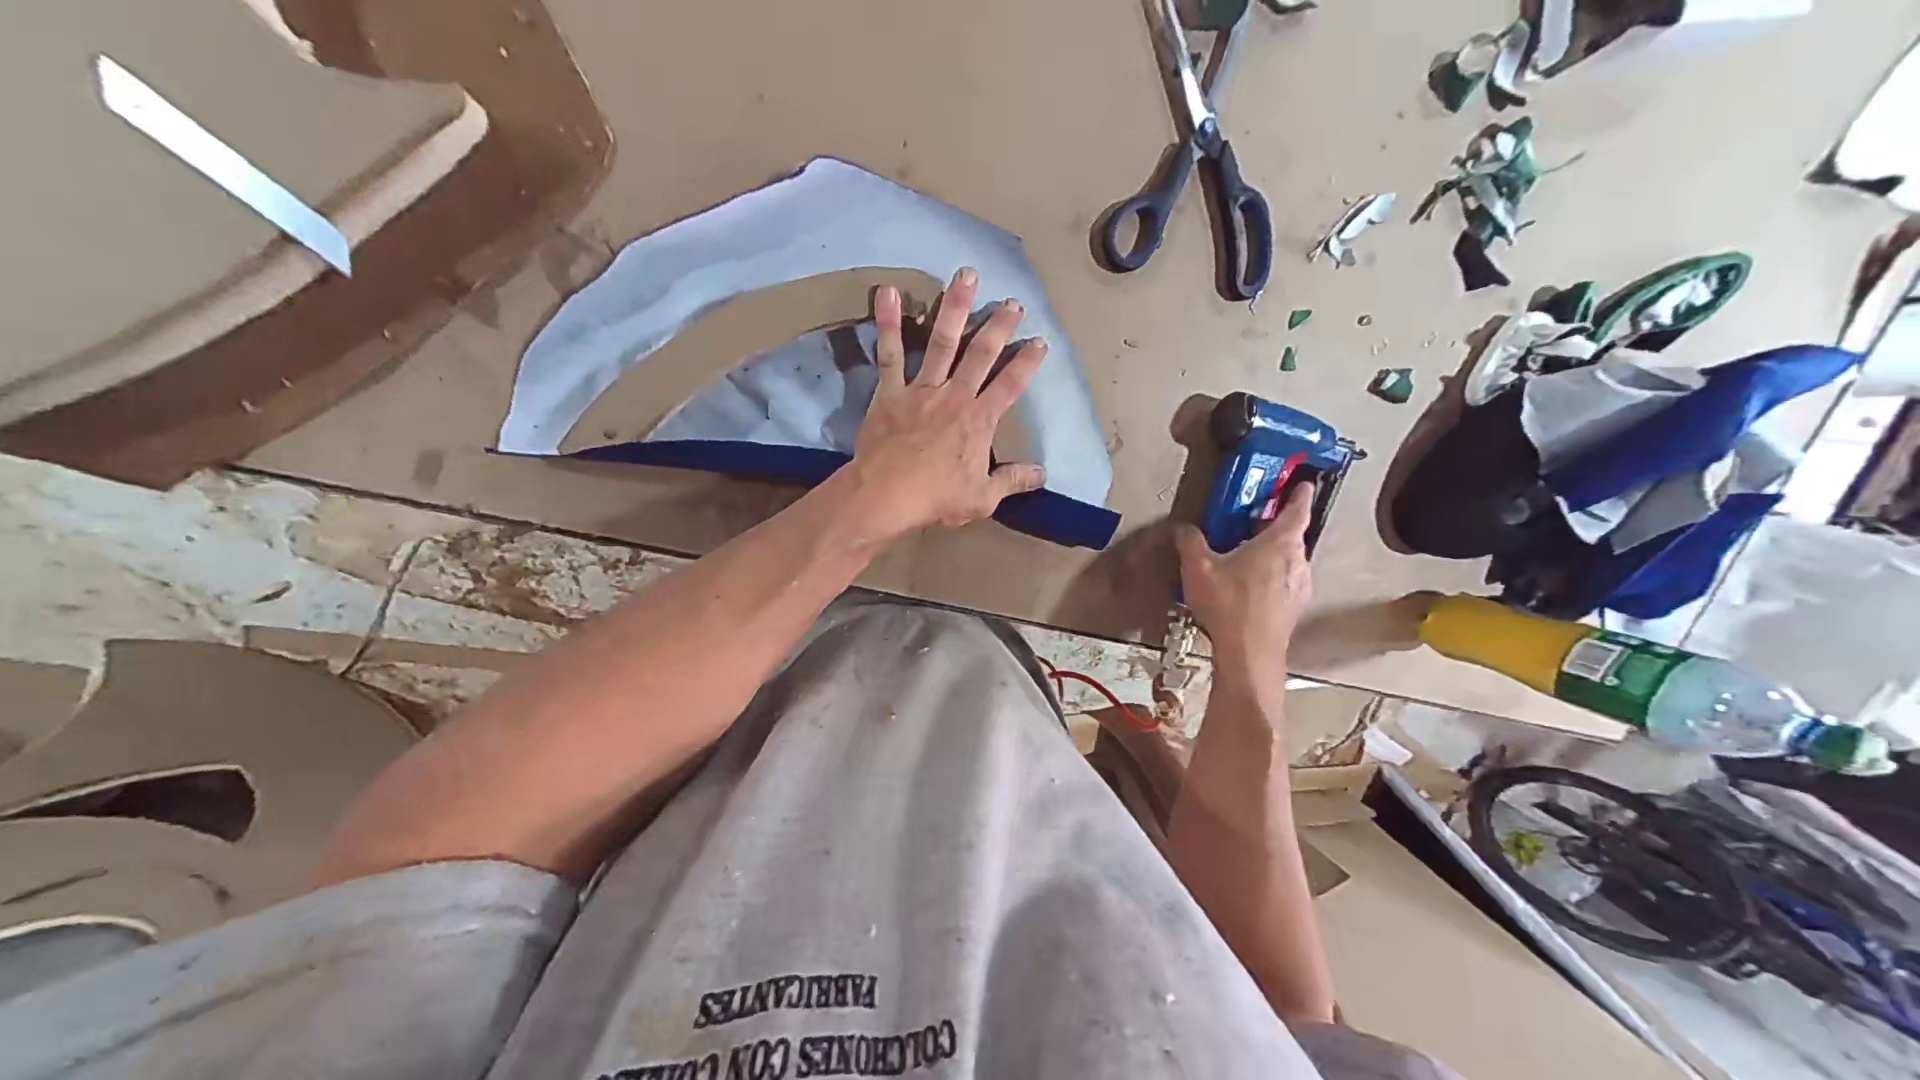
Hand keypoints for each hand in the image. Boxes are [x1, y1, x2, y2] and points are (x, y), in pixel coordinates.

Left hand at [837, 267, 1048, 543]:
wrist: (886, 495)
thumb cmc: (936, 498)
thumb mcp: (982, 497)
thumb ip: (1012, 481)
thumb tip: (1041, 474)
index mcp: (980, 420)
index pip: (1011, 385)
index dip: (1028, 362)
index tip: (1039, 341)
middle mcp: (955, 395)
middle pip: (982, 353)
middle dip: (999, 325)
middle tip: (1012, 302)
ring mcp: (922, 389)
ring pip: (943, 341)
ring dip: (955, 306)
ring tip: (966, 275)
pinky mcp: (891, 391)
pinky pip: (890, 353)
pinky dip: (888, 322)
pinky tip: (885, 291)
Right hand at [1175, 482, 1315, 669]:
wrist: (1249, 654)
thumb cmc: (1230, 606)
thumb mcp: (1198, 567)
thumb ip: (1190, 542)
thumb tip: (1184, 530)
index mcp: (1280, 543)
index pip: (1297, 509)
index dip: (1299, 494)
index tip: (1303, 485)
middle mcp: (1298, 562)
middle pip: (1291, 536)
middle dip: (1274, 527)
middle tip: (1254, 523)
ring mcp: (1299, 587)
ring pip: (1289, 561)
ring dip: (1272, 555)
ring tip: (1245, 557)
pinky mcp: (1294, 609)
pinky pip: (1285, 583)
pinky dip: (1270, 578)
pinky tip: (1246, 588)